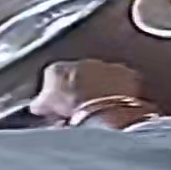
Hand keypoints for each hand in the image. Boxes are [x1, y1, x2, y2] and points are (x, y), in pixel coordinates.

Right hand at [31, 60, 145, 119]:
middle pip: (82, 73)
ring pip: (104, 75)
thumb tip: (39, 105)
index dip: (58, 89)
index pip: (55, 76)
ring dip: (103, 85)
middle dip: (82, 84)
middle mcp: (85, 62)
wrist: (103, 107)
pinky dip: (123, 88)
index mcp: (58, 67)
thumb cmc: (69, 106)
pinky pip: (126, 80)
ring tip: (102, 101)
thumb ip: (39, 102)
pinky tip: (119, 99)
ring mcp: (110, 66)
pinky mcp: (131, 73)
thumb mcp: (42, 107)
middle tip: (84, 100)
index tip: (62, 99)